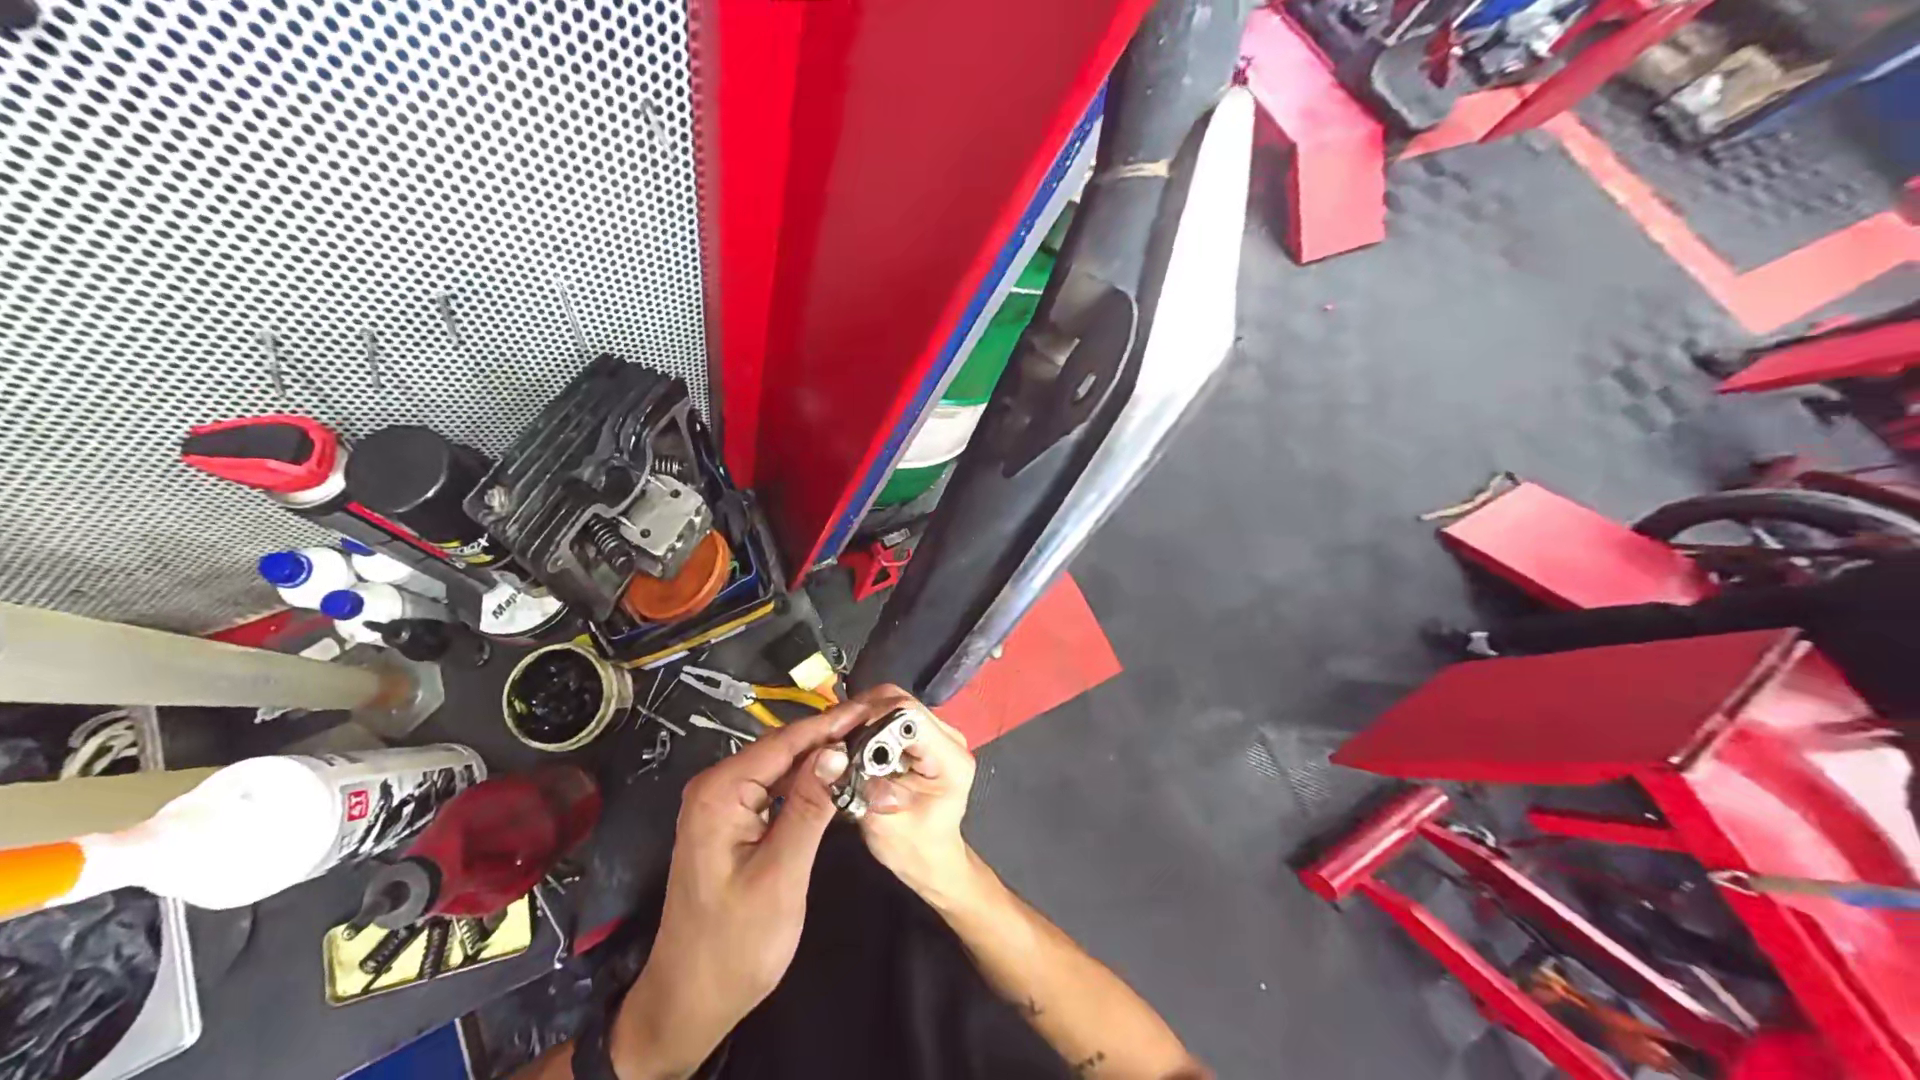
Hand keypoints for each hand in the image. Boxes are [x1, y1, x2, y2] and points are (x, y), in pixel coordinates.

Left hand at [612, 704, 864, 1077]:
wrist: (691, 999)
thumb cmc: (736, 943)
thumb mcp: (781, 875)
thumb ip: (808, 808)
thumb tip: (837, 751)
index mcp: (720, 793)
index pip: (784, 743)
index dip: (830, 724)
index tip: (870, 708)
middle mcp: (715, 788)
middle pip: (781, 749)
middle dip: (827, 735)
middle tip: (875, 723)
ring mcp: (720, 805)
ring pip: (779, 766)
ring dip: (819, 756)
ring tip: (863, 741)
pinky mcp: (730, 821)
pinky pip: (772, 788)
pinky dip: (805, 781)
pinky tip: (833, 777)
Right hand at [843, 686, 982, 906]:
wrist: (931, 858)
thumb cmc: (913, 850)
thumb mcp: (886, 825)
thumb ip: (866, 790)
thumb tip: (835, 759)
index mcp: (949, 757)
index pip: (908, 715)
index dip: (869, 717)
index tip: (837, 733)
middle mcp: (948, 736)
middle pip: (898, 702)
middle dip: (860, 714)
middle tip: (830, 735)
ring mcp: (937, 732)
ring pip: (892, 703)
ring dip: (861, 717)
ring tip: (835, 738)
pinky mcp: (922, 734)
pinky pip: (890, 714)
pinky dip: (866, 723)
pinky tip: (848, 741)